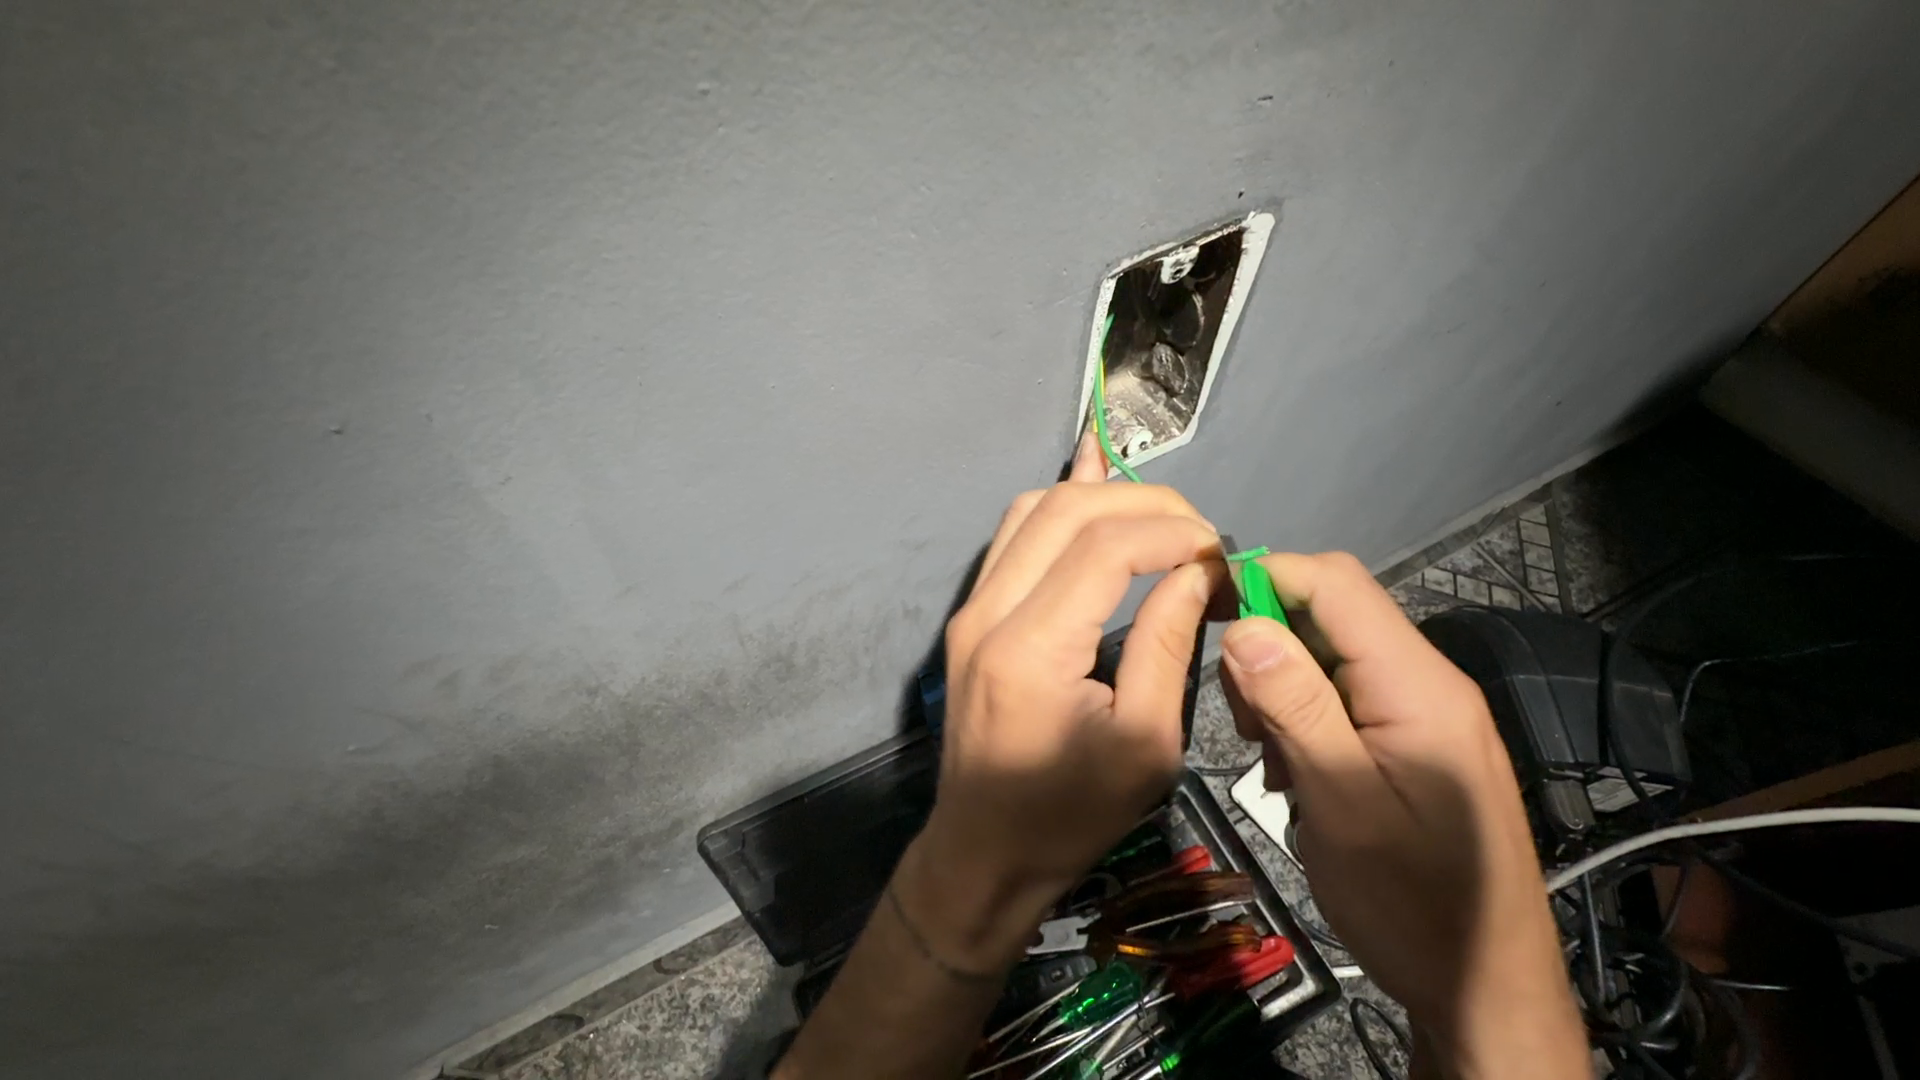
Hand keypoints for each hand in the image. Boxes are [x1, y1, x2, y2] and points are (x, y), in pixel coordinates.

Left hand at [894, 435, 1223, 974]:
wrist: (984, 850)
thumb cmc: (1070, 815)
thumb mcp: (1143, 744)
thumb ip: (1166, 645)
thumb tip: (1197, 572)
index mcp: (1031, 650)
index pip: (1104, 548)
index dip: (1171, 534)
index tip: (1220, 553)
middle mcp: (988, 613)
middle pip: (1065, 511)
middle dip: (1143, 504)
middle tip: (1199, 532)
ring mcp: (970, 609)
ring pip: (1031, 510)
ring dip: (1099, 499)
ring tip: (1161, 521)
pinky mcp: (970, 615)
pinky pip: (1013, 536)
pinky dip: (1060, 511)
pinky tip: (1098, 496)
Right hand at [1218, 553, 1585, 1078]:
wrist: (1485, 991)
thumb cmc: (1409, 901)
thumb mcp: (1341, 803)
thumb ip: (1295, 706)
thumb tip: (1245, 623)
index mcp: (1417, 685)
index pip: (1334, 583)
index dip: (1264, 577)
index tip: (1204, 612)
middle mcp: (1425, 683)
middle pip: (1330, 614)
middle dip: (1268, 644)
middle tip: (1244, 719)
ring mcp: (1422, 714)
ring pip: (1329, 656)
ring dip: (1280, 688)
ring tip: (1270, 757)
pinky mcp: (1413, 743)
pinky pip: (1344, 698)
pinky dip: (1302, 718)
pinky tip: (1293, 772)